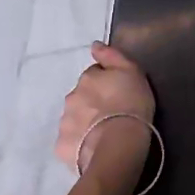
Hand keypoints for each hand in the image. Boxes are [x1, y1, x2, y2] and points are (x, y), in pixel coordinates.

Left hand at [55, 42, 155, 175]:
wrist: (119, 145)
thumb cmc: (130, 105)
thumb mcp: (132, 72)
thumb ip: (112, 55)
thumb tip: (94, 44)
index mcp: (87, 79)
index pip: (93, 75)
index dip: (106, 83)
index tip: (118, 93)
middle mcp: (71, 98)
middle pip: (81, 97)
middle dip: (92, 103)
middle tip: (111, 115)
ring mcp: (65, 124)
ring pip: (74, 119)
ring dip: (85, 123)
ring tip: (103, 135)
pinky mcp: (62, 148)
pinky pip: (71, 143)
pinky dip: (79, 144)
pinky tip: (94, 149)